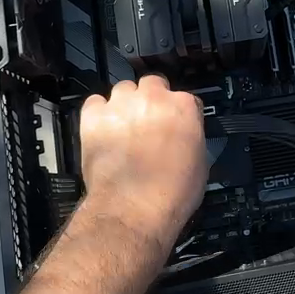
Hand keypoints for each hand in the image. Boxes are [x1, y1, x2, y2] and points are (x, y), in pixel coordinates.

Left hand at [76, 75, 206, 248]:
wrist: (134, 209)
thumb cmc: (171, 193)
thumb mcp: (200, 161)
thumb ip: (191, 134)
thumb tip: (183, 133)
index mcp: (184, 107)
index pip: (184, 97)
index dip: (177, 111)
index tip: (172, 122)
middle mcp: (153, 98)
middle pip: (152, 84)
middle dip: (150, 99)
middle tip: (148, 122)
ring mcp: (122, 105)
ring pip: (123, 90)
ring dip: (125, 104)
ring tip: (123, 127)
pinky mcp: (94, 116)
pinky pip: (95, 102)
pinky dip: (99, 113)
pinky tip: (104, 128)